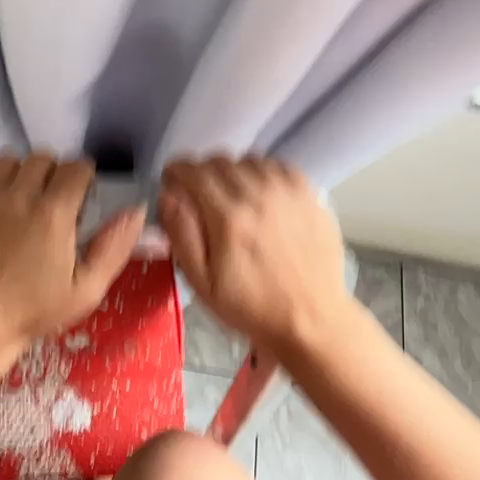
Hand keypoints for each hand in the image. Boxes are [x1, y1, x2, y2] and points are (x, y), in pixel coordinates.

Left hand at [0, 152, 145, 367]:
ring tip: (18, 202)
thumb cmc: (30, 312)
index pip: (77, 167)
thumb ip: (114, 247)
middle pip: (42, 158)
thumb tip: (136, 210)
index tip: (81, 198)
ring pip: (8, 161)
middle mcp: (19, 193)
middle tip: (50, 202)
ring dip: (18, 175)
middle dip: (52, 174)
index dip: (83, 179)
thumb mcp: (85, 291)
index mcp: (54, 211)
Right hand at [160, 156, 356, 354]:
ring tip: (232, 196)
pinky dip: (262, 172)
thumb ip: (181, 234)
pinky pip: (276, 165)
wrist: (311, 320)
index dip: (176, 173)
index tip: (173, 183)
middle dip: (202, 173)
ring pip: (247, 159)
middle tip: (201, 197)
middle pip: (218, 161)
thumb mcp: (202, 282)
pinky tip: (260, 194)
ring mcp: (286, 191)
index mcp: (228, 217)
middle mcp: (258, 194)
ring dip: (233, 172)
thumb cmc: (250, 305)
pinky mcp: (308, 193)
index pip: (192, 170)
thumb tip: (169, 195)